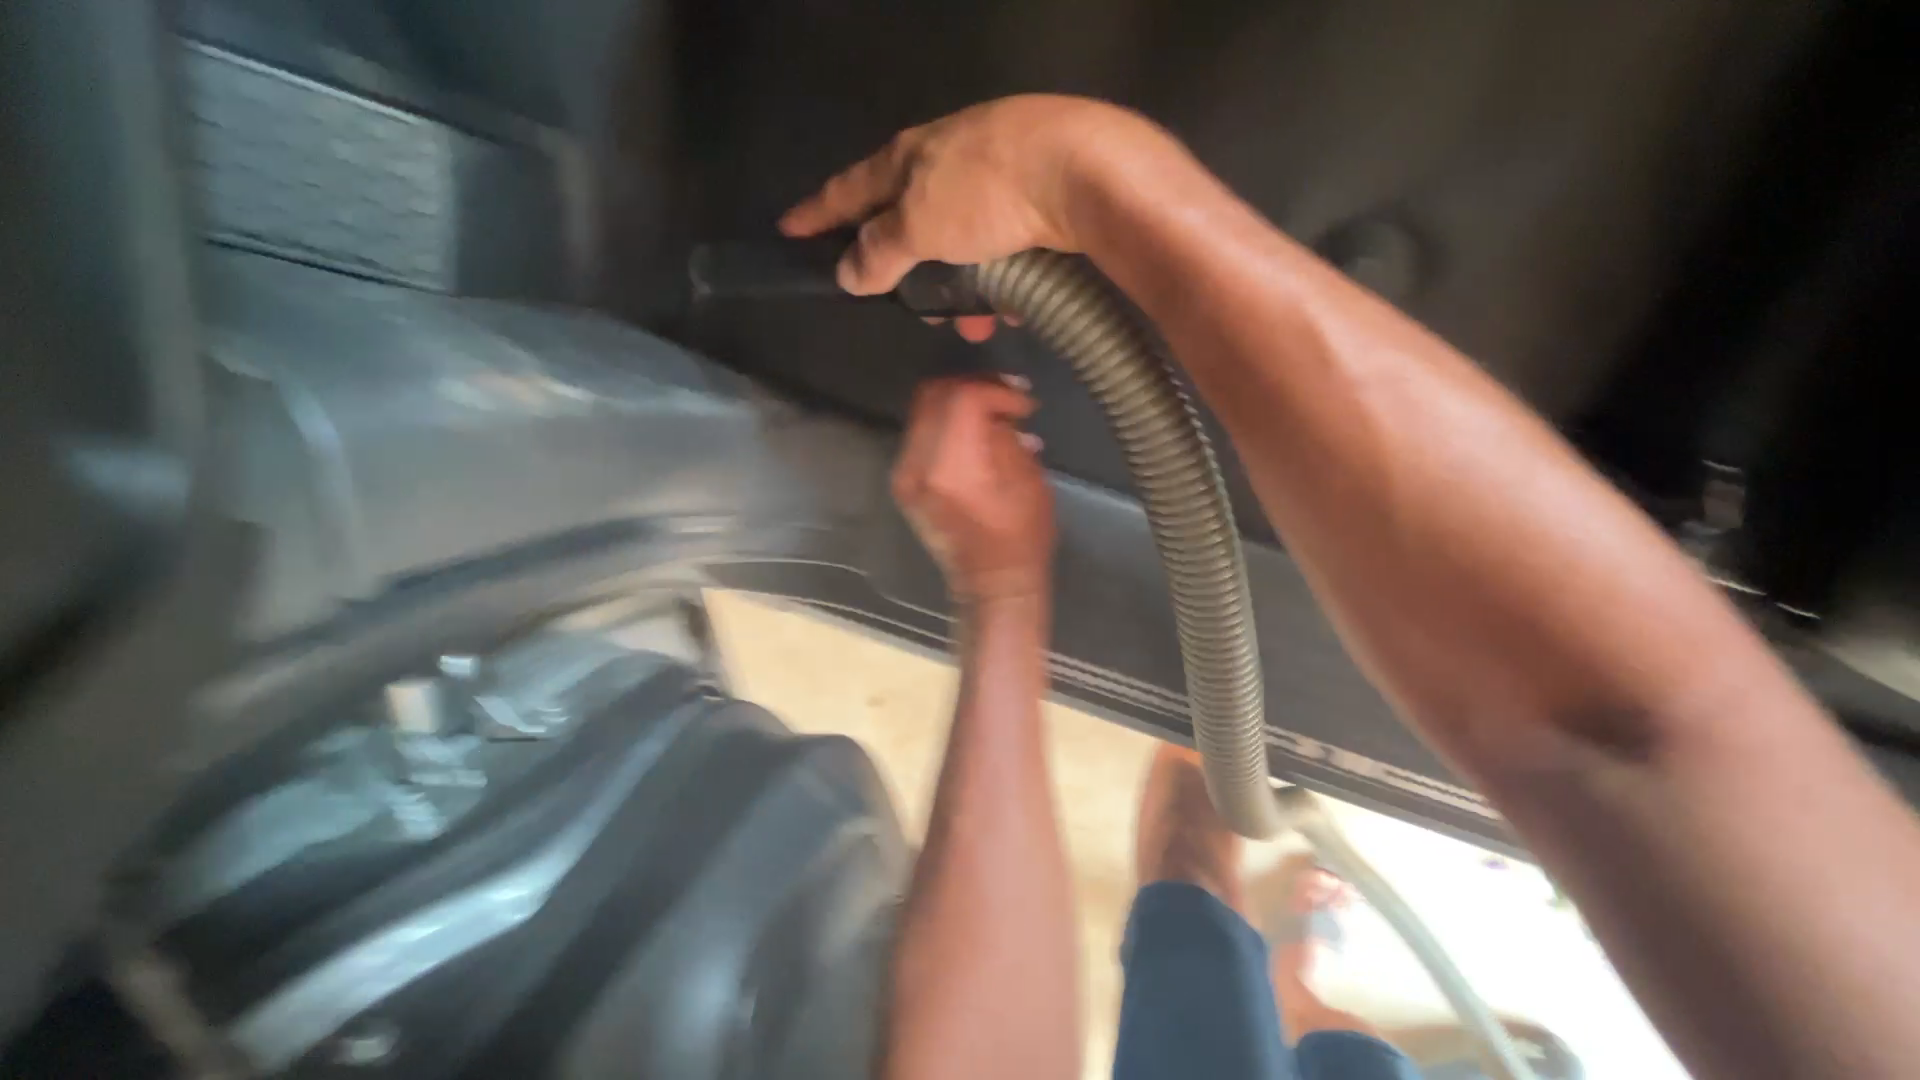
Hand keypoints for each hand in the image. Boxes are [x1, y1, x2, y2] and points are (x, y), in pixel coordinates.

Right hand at [779, 95, 1169, 339]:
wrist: (1088, 171)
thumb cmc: (989, 192)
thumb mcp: (922, 224)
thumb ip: (881, 249)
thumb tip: (848, 271)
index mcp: (911, 156)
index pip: (850, 189)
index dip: (819, 214)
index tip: (790, 231)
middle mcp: (952, 160)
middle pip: (912, 221)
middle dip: (909, 271)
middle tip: (910, 308)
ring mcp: (999, 177)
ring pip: (963, 243)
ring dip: (962, 288)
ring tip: (972, 326)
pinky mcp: (1042, 198)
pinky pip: (1005, 249)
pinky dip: (1002, 281)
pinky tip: (1014, 308)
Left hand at [892, 376, 1054, 603]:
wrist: (990, 584)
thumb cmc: (1020, 537)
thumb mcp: (1028, 479)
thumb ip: (1006, 436)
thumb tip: (1000, 411)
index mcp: (953, 467)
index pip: (964, 398)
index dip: (997, 390)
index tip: (1023, 403)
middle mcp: (918, 465)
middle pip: (935, 394)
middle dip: (974, 386)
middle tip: (1006, 396)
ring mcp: (904, 475)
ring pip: (923, 410)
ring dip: (958, 402)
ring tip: (993, 413)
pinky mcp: (902, 482)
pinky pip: (919, 434)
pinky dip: (945, 424)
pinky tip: (974, 434)